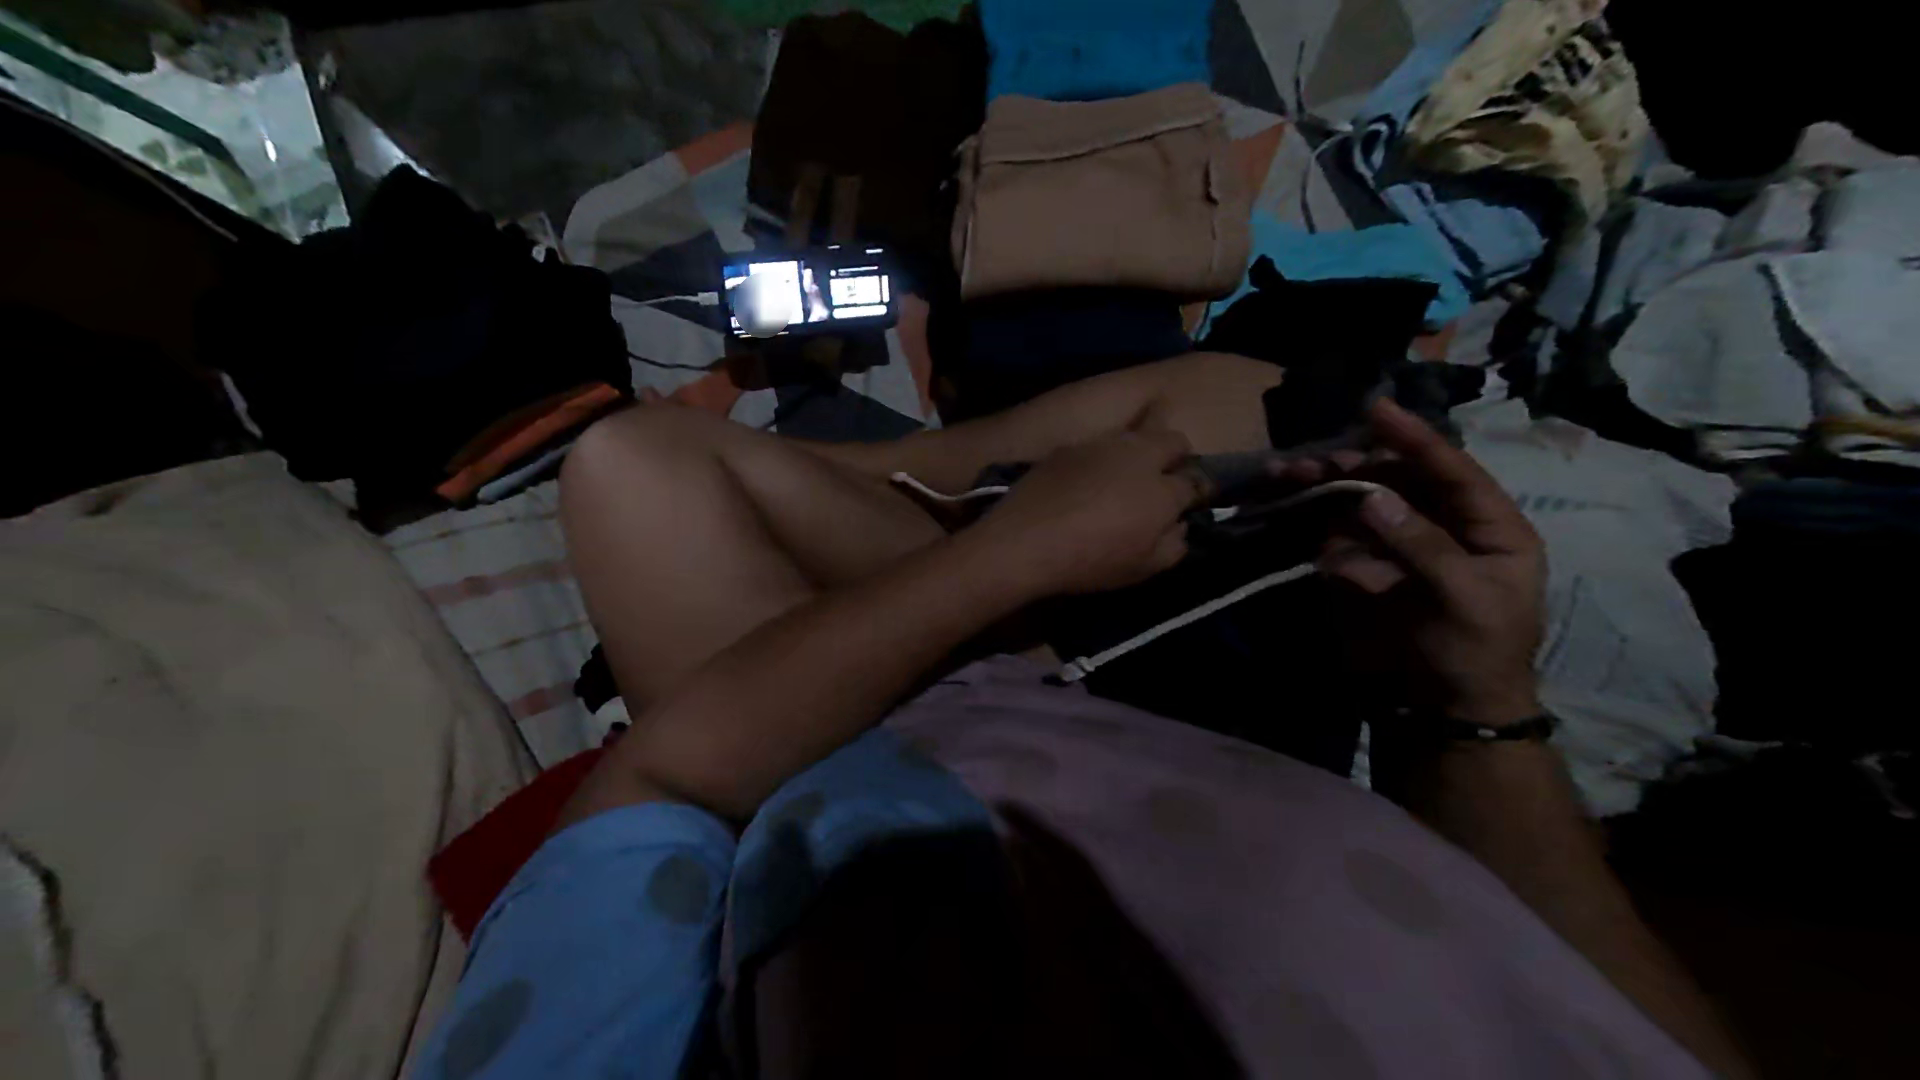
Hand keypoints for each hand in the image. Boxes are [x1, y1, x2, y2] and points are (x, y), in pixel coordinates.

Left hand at [973, 429, 1205, 596]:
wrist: (1023, 541)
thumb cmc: (1090, 560)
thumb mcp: (1143, 568)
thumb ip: (1174, 544)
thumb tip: (1179, 525)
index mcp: (1162, 489)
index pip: (1195, 481)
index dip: (1197, 492)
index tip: (1191, 502)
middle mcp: (1136, 456)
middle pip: (1172, 440)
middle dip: (1178, 456)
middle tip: (1164, 481)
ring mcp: (1100, 446)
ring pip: (1134, 437)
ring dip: (1139, 453)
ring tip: (1123, 479)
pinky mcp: (1067, 448)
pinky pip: (1097, 447)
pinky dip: (1102, 460)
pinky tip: (1085, 482)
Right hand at [1319, 400, 1545, 725]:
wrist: (1440, 706)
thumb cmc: (1475, 652)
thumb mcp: (1463, 599)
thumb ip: (1421, 545)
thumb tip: (1371, 497)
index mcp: (1488, 526)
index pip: (1451, 471)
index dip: (1414, 439)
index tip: (1376, 409)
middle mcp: (1440, 524)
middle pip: (1397, 479)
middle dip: (1355, 464)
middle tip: (1315, 459)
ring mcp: (1397, 544)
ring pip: (1360, 500)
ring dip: (1325, 485)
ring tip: (1289, 474)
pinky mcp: (1362, 563)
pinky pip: (1336, 530)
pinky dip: (1312, 516)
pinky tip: (1289, 503)